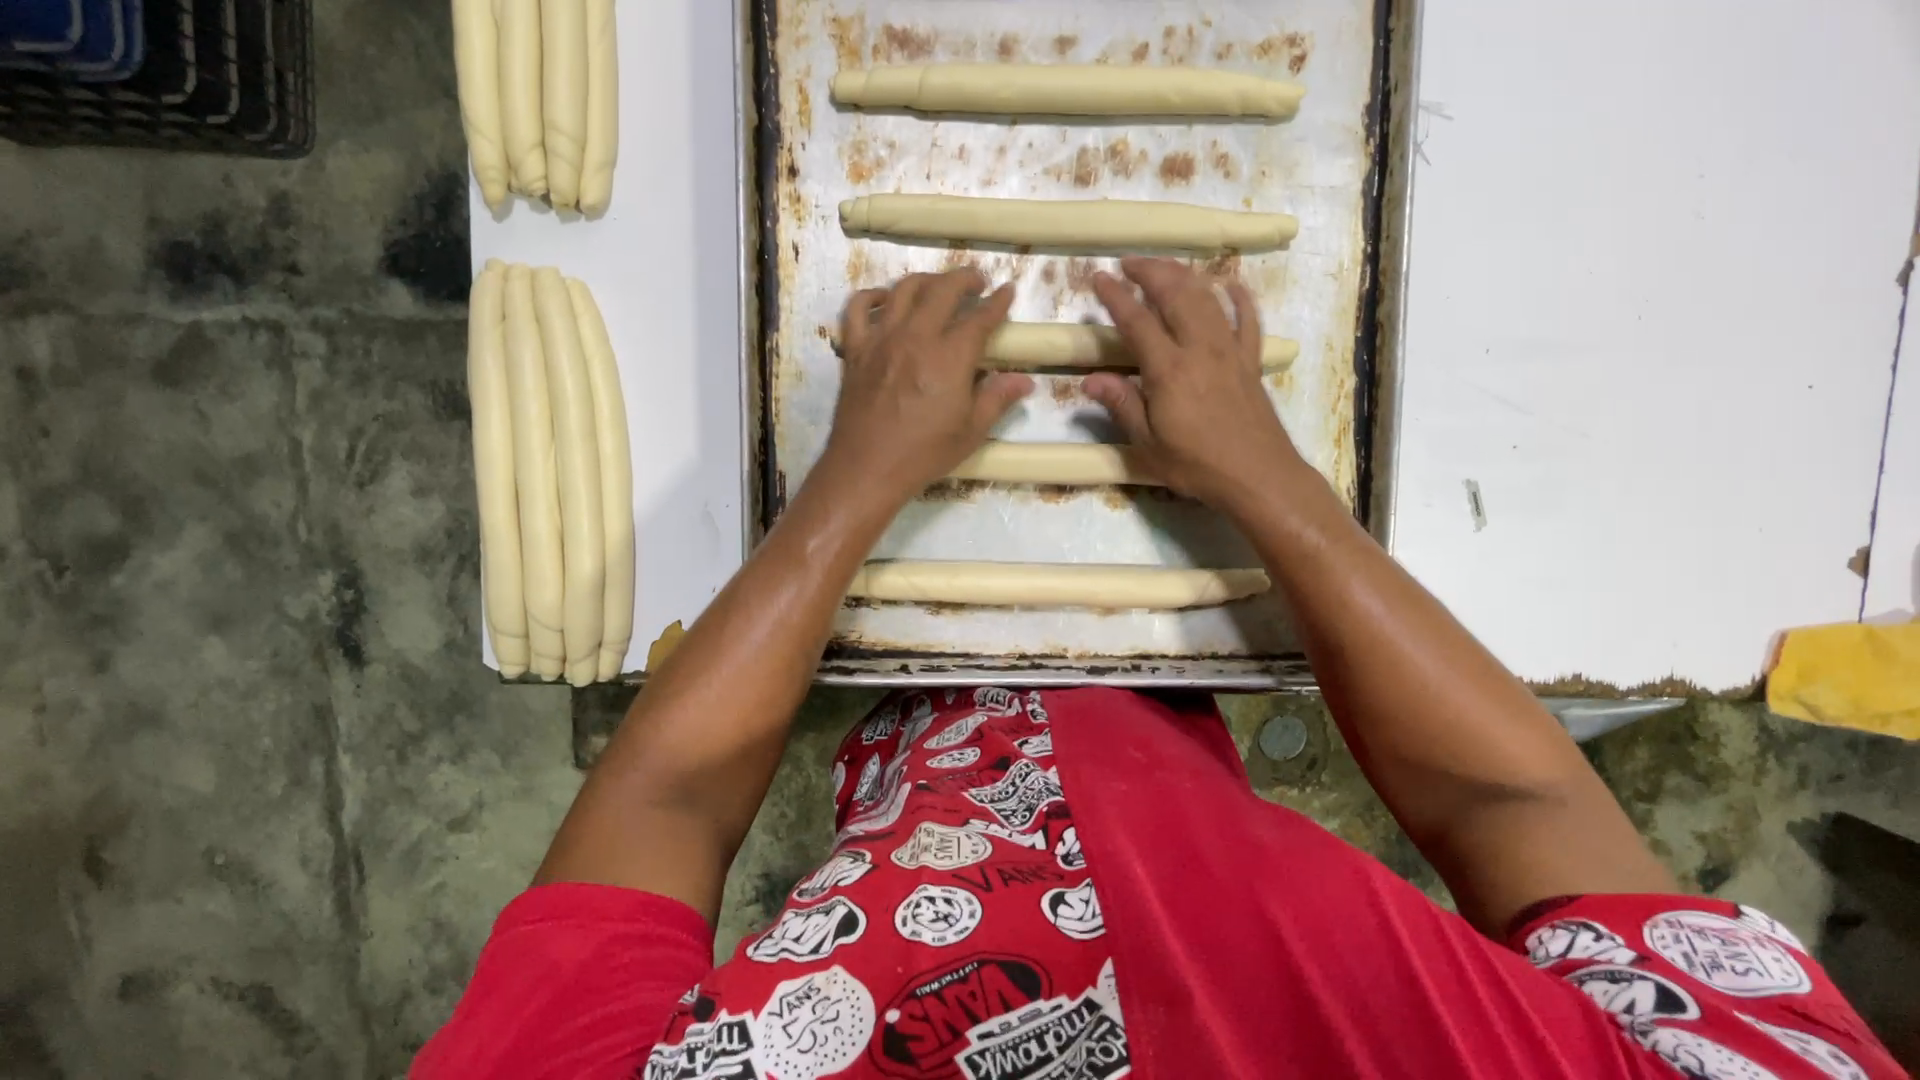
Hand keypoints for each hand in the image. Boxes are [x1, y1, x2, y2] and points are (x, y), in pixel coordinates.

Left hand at [819, 268, 1033, 505]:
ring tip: (938, 285)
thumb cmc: (924, 454)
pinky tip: (884, 299)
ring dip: (926, 280)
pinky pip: (857, 309)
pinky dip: (871, 296)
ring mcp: (881, 340)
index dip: (997, 302)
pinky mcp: (856, 350)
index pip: (980, 318)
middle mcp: (915, 337)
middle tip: (976, 281)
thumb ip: (997, 399)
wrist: (867, 467)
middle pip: (942, 290)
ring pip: (903, 290)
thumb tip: (1024, 381)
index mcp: (949, 357)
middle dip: (964, 278)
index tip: (1007, 291)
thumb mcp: (970, 432)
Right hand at [1085, 257, 1306, 514]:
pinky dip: (1238, 297)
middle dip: (1151, 271)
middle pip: (1176, 294)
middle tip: (1129, 263)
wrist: (1258, 476)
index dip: (1115, 296)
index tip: (1098, 277)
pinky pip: (1248, 319)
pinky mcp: (1251, 361)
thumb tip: (1090, 379)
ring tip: (1164, 267)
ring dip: (1184, 276)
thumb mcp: (1148, 445)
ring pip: (1208, 298)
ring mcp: (1230, 351)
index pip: (1137, 320)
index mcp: (1169, 370)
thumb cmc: (1197, 465)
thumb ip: (1122, 405)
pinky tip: (1229, 285)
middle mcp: (1200, 349)